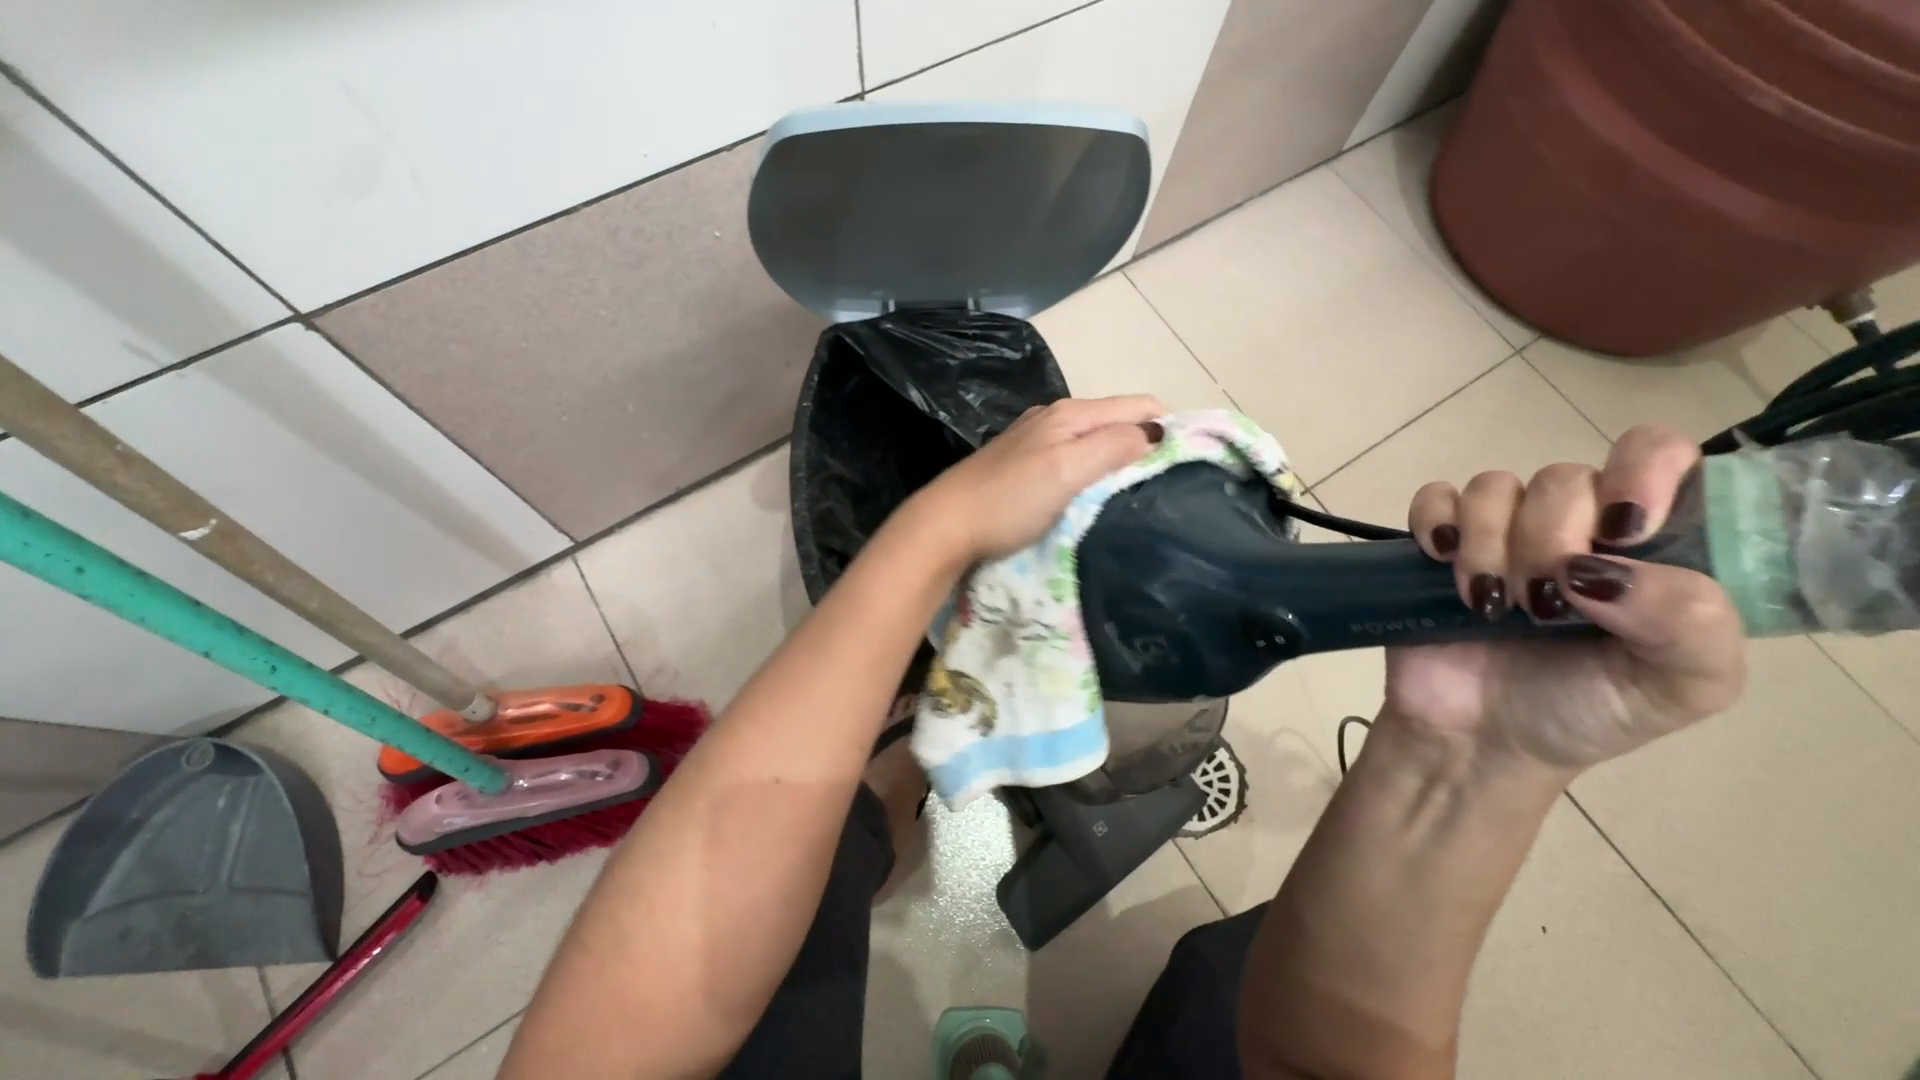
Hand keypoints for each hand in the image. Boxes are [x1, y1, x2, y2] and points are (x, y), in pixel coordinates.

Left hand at [910, 396, 1165, 560]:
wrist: (945, 526)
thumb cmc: (1009, 501)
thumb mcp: (1066, 471)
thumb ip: (1112, 446)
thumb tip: (1157, 432)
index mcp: (1071, 414)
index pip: (1139, 406)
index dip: (1169, 427)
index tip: (1189, 464)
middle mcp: (1056, 418)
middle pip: (1119, 420)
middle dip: (1148, 442)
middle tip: (1168, 483)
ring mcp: (1037, 441)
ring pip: (1097, 439)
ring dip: (1122, 457)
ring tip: (1139, 491)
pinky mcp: (1025, 465)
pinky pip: (1076, 457)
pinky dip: (1095, 469)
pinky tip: (1096, 493)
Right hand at [1390, 424, 1746, 775]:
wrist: (1479, 743)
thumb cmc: (1588, 713)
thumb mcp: (1685, 686)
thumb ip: (1691, 621)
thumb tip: (1598, 569)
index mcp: (1648, 546)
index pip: (1659, 455)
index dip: (1642, 472)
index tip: (1623, 530)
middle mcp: (1576, 527)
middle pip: (1565, 477)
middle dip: (1549, 540)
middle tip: (1543, 605)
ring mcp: (1502, 533)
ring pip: (1495, 486)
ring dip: (1490, 545)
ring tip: (1487, 605)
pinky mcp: (1439, 545)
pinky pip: (1434, 499)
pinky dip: (1436, 523)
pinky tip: (1440, 560)